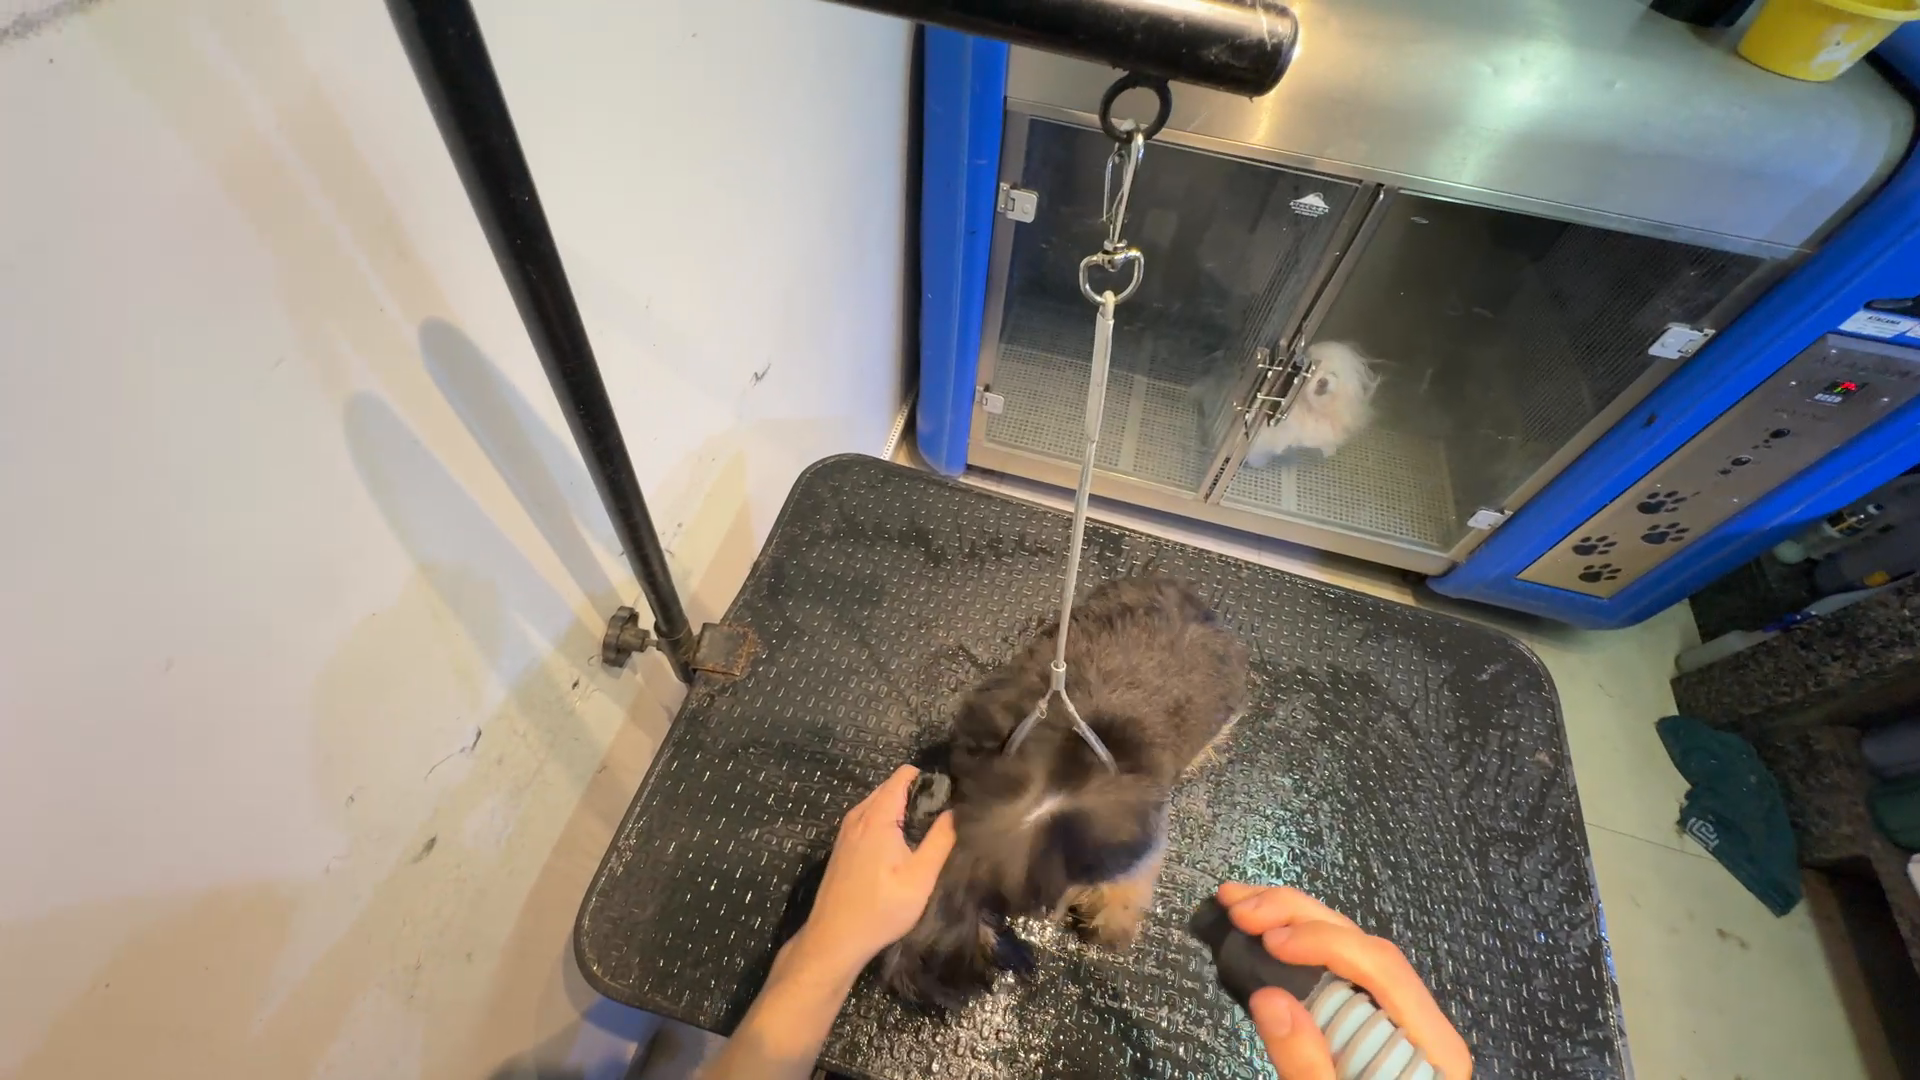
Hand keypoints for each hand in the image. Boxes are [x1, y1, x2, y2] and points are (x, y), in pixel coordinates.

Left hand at [790, 766, 956, 979]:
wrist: (833, 940)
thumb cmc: (880, 909)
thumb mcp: (920, 877)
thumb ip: (941, 840)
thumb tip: (957, 810)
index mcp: (877, 815)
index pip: (903, 774)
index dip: (928, 780)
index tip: (948, 798)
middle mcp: (859, 814)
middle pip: (892, 786)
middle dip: (917, 796)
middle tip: (941, 821)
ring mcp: (847, 829)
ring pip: (880, 803)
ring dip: (902, 811)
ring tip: (924, 835)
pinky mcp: (843, 845)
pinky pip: (869, 818)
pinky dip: (887, 822)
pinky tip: (900, 849)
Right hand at [1217, 883, 1472, 1079]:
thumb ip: (1309, 1068)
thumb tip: (1267, 996)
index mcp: (1428, 1045)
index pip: (1380, 966)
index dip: (1324, 941)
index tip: (1270, 943)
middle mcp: (1410, 1019)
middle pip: (1356, 941)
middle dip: (1294, 914)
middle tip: (1238, 908)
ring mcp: (1381, 1017)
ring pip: (1338, 941)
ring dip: (1284, 914)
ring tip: (1233, 901)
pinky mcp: (1352, 1021)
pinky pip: (1323, 965)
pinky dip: (1284, 938)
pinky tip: (1253, 928)